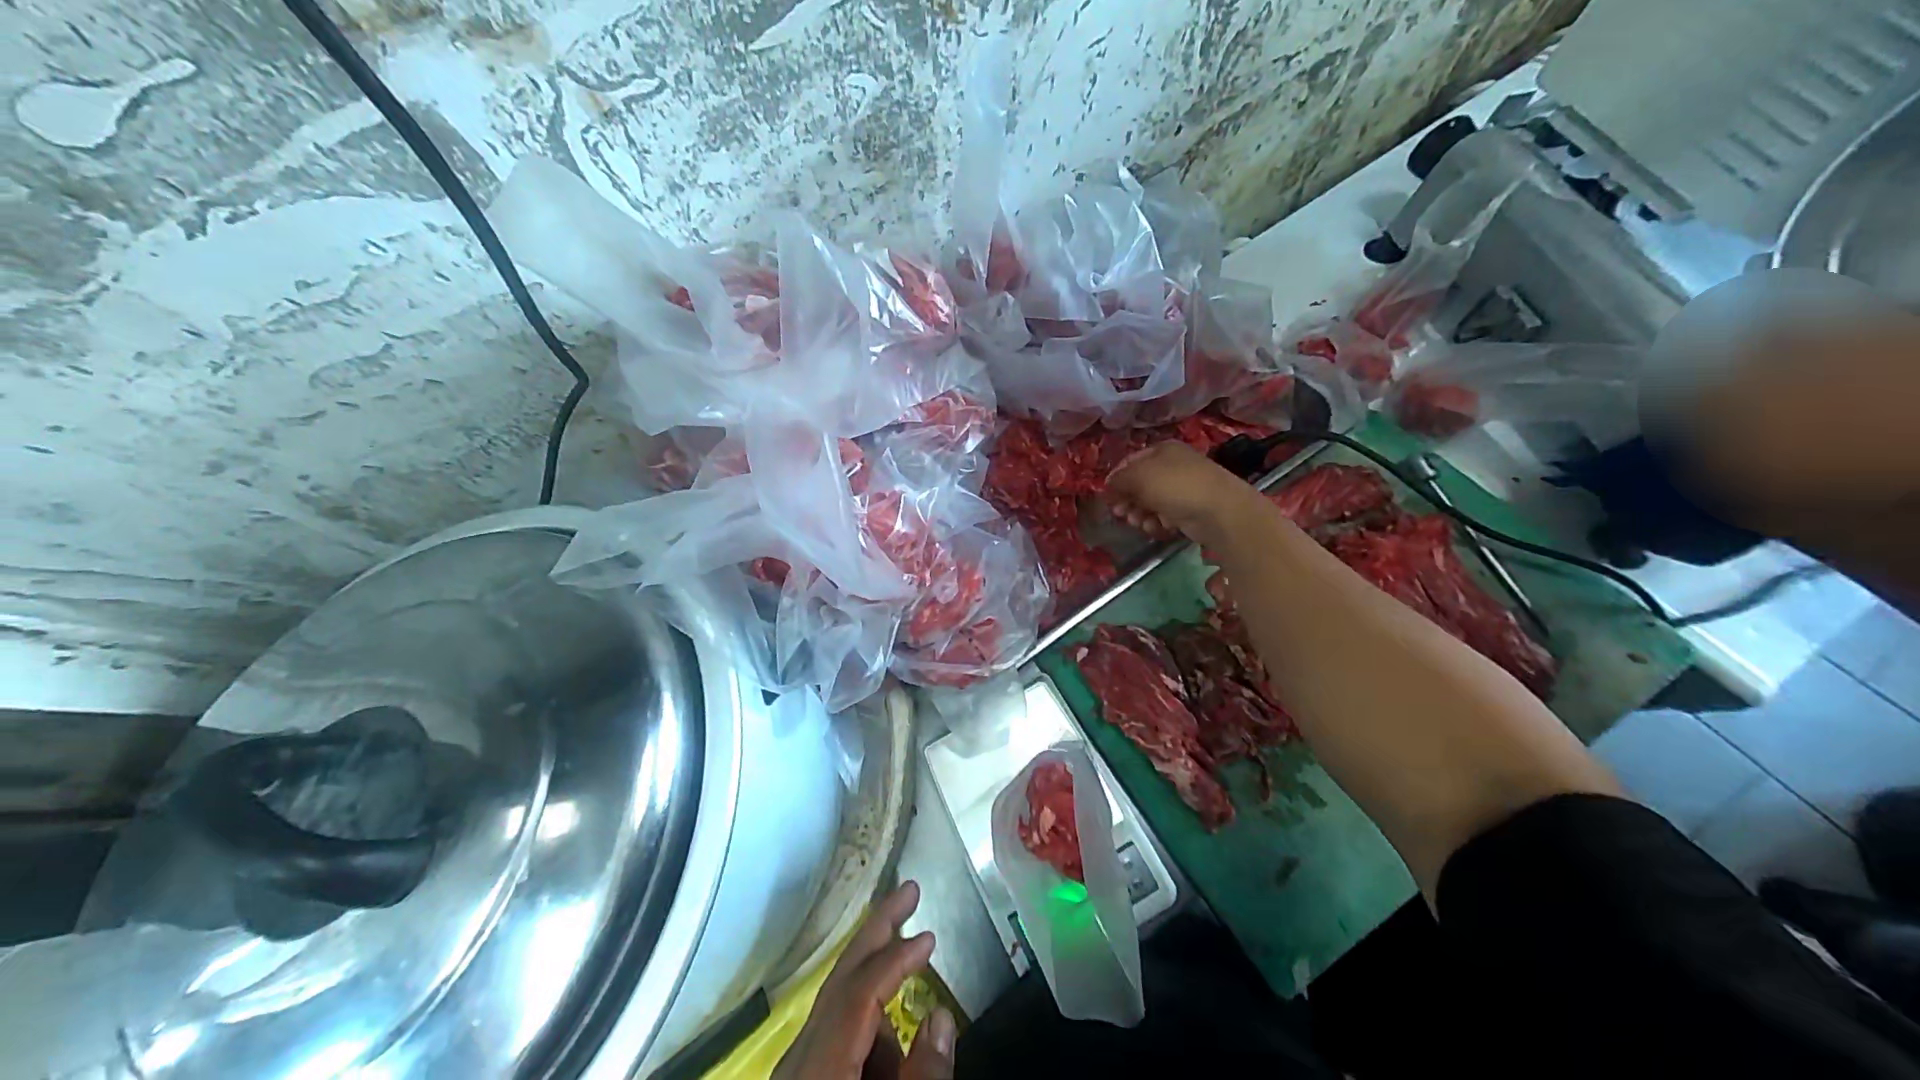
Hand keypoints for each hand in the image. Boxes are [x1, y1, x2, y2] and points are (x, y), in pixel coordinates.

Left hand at [772, 882, 955, 1079]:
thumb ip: (924, 1073)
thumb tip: (940, 1018)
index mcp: (820, 1062)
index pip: (858, 992)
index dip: (896, 960)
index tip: (929, 936)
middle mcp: (800, 1055)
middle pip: (841, 976)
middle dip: (877, 929)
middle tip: (909, 889)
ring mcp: (796, 1065)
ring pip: (843, 1009)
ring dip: (881, 1007)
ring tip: (909, 1056)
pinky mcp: (802, 1074)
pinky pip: (838, 1034)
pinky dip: (868, 1034)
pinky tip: (892, 1070)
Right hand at [1107, 441, 1251, 540]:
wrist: (1219, 511)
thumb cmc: (1176, 486)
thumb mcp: (1139, 476)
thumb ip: (1118, 480)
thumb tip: (1108, 486)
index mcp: (1161, 450)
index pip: (1128, 462)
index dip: (1115, 480)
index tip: (1107, 498)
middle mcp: (1172, 466)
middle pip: (1138, 484)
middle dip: (1127, 501)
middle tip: (1122, 514)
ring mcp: (1182, 488)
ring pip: (1149, 502)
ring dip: (1140, 514)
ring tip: (1142, 523)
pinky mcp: (1189, 509)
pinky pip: (1164, 515)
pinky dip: (1157, 522)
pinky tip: (1159, 527)